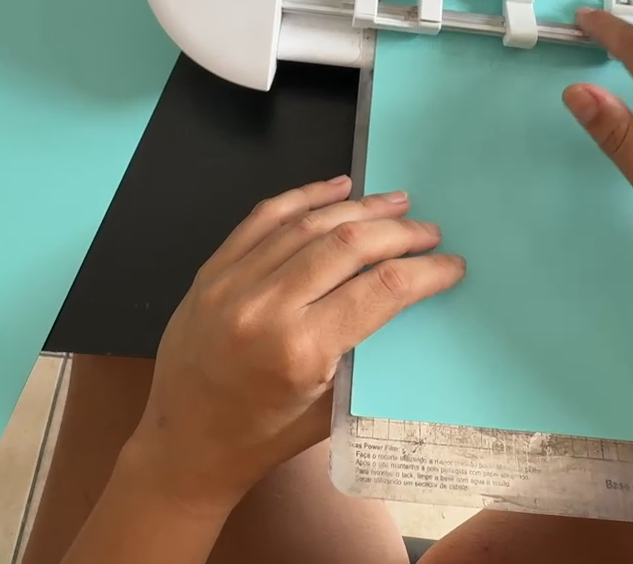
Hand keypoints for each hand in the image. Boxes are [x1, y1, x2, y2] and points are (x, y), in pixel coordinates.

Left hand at [119, 177, 465, 511]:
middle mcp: (266, 306)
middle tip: (428, 230)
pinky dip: (306, 195)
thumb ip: (364, 348)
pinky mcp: (213, 267)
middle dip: (399, 232)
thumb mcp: (327, 408)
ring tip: (395, 201)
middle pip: (349, 244)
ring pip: (310, 222)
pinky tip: (338, 186)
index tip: (451, 264)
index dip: (425, 271)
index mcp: (301, 351)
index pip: (380, 290)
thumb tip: (403, 294)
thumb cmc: (262, 438)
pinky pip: (265, 215)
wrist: (180, 446)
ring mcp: (234, 280)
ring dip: (360, 207)